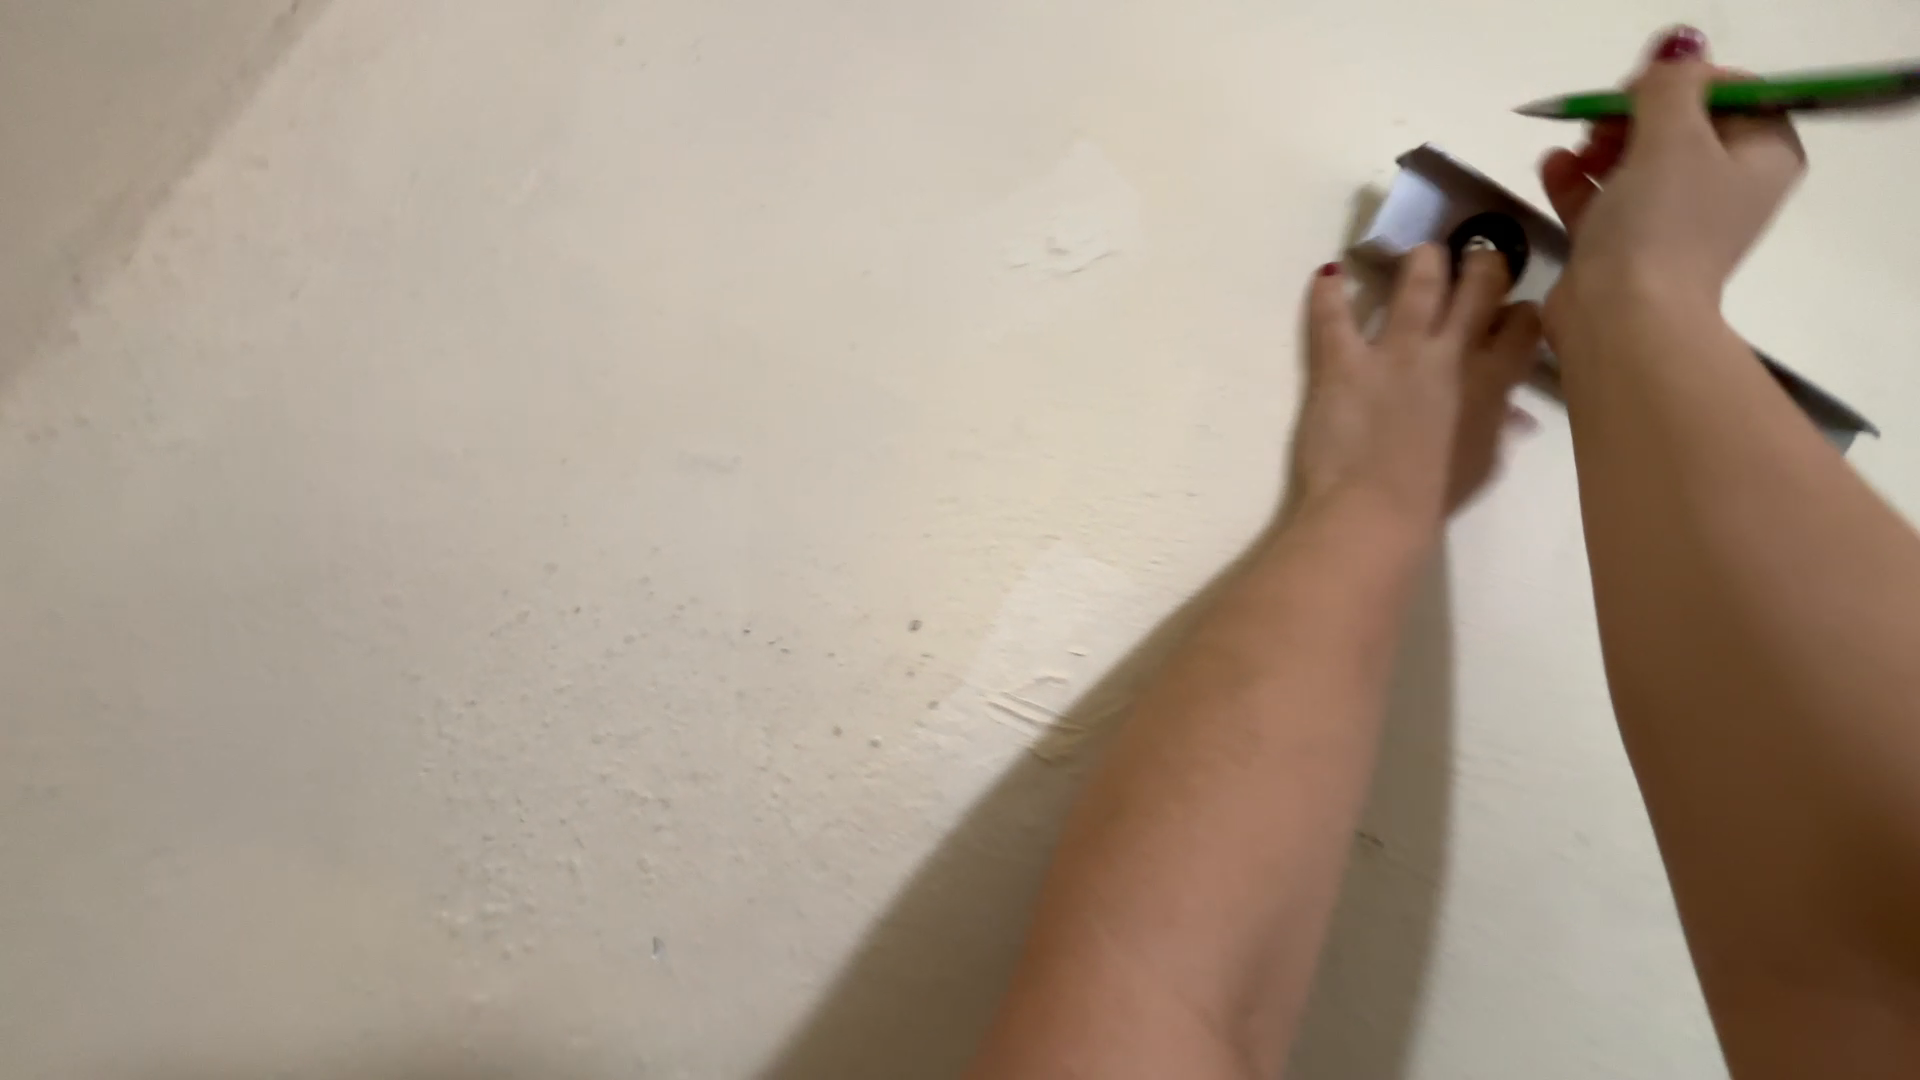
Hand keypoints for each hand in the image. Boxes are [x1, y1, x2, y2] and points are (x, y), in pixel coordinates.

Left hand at [1285, 245, 1541, 534]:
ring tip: (1418, 252)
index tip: (1510, 311)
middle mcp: (1451, 353)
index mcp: (1494, 381)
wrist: (1374, 509)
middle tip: (1472, 256)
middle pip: (1478, 287)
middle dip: (1480, 265)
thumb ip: (1494, 424)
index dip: (1519, 312)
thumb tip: (1508, 412)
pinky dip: (1326, 292)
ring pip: (1417, 284)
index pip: (1523, 325)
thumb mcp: (1483, 462)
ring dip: (1421, 263)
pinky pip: (1332, 316)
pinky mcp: (1342, 362)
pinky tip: (1326, 273)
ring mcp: (1395, 352)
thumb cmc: (1432, 498)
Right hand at [1540, 26, 1805, 334]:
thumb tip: (1676, 48)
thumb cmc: (1658, 225)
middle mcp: (1720, 187)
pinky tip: (1551, 167)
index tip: (1631, 90)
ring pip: (1634, 165)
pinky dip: (1577, 182)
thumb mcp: (1672, 139)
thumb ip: (1671, 85)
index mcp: (1761, 157)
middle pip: (1678, 129)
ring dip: (1598, 148)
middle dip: (1632, 118)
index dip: (1680, 82)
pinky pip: (1600, 201)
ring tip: (1568, 147)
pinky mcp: (1619, 247)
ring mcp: (1667, 221)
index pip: (1731, 95)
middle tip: (1594, 122)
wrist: (1619, 316)